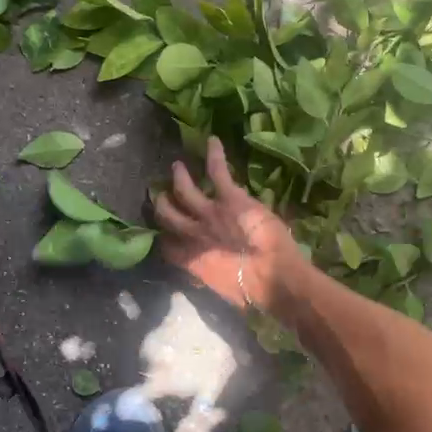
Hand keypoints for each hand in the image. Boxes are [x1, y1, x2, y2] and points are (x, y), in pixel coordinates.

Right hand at [152, 139, 305, 312]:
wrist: (270, 276)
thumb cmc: (252, 291)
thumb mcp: (224, 287)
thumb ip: (211, 275)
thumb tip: (211, 275)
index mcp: (192, 258)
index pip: (167, 246)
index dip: (163, 237)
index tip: (163, 233)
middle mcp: (193, 233)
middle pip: (167, 214)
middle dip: (162, 203)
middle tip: (161, 193)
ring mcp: (209, 213)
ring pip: (185, 189)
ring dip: (180, 177)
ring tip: (178, 166)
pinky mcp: (228, 198)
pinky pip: (216, 171)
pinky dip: (215, 155)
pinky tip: (213, 140)